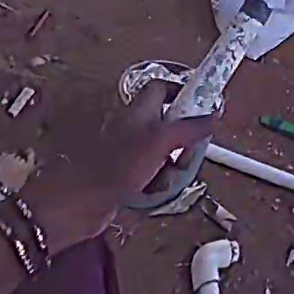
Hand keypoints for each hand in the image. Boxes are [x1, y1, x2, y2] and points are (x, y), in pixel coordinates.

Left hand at [23, 84, 213, 252]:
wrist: (79, 206)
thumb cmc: (116, 166)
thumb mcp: (161, 142)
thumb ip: (190, 128)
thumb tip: (215, 114)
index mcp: (140, 110)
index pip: (164, 88)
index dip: (183, 93)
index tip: (202, 106)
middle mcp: (135, 126)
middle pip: (171, 123)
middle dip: (184, 141)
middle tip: (186, 153)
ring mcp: (130, 152)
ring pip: (165, 151)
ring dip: (172, 165)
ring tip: (168, 177)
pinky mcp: (127, 176)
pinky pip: (155, 173)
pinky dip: (158, 181)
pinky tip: (153, 189)